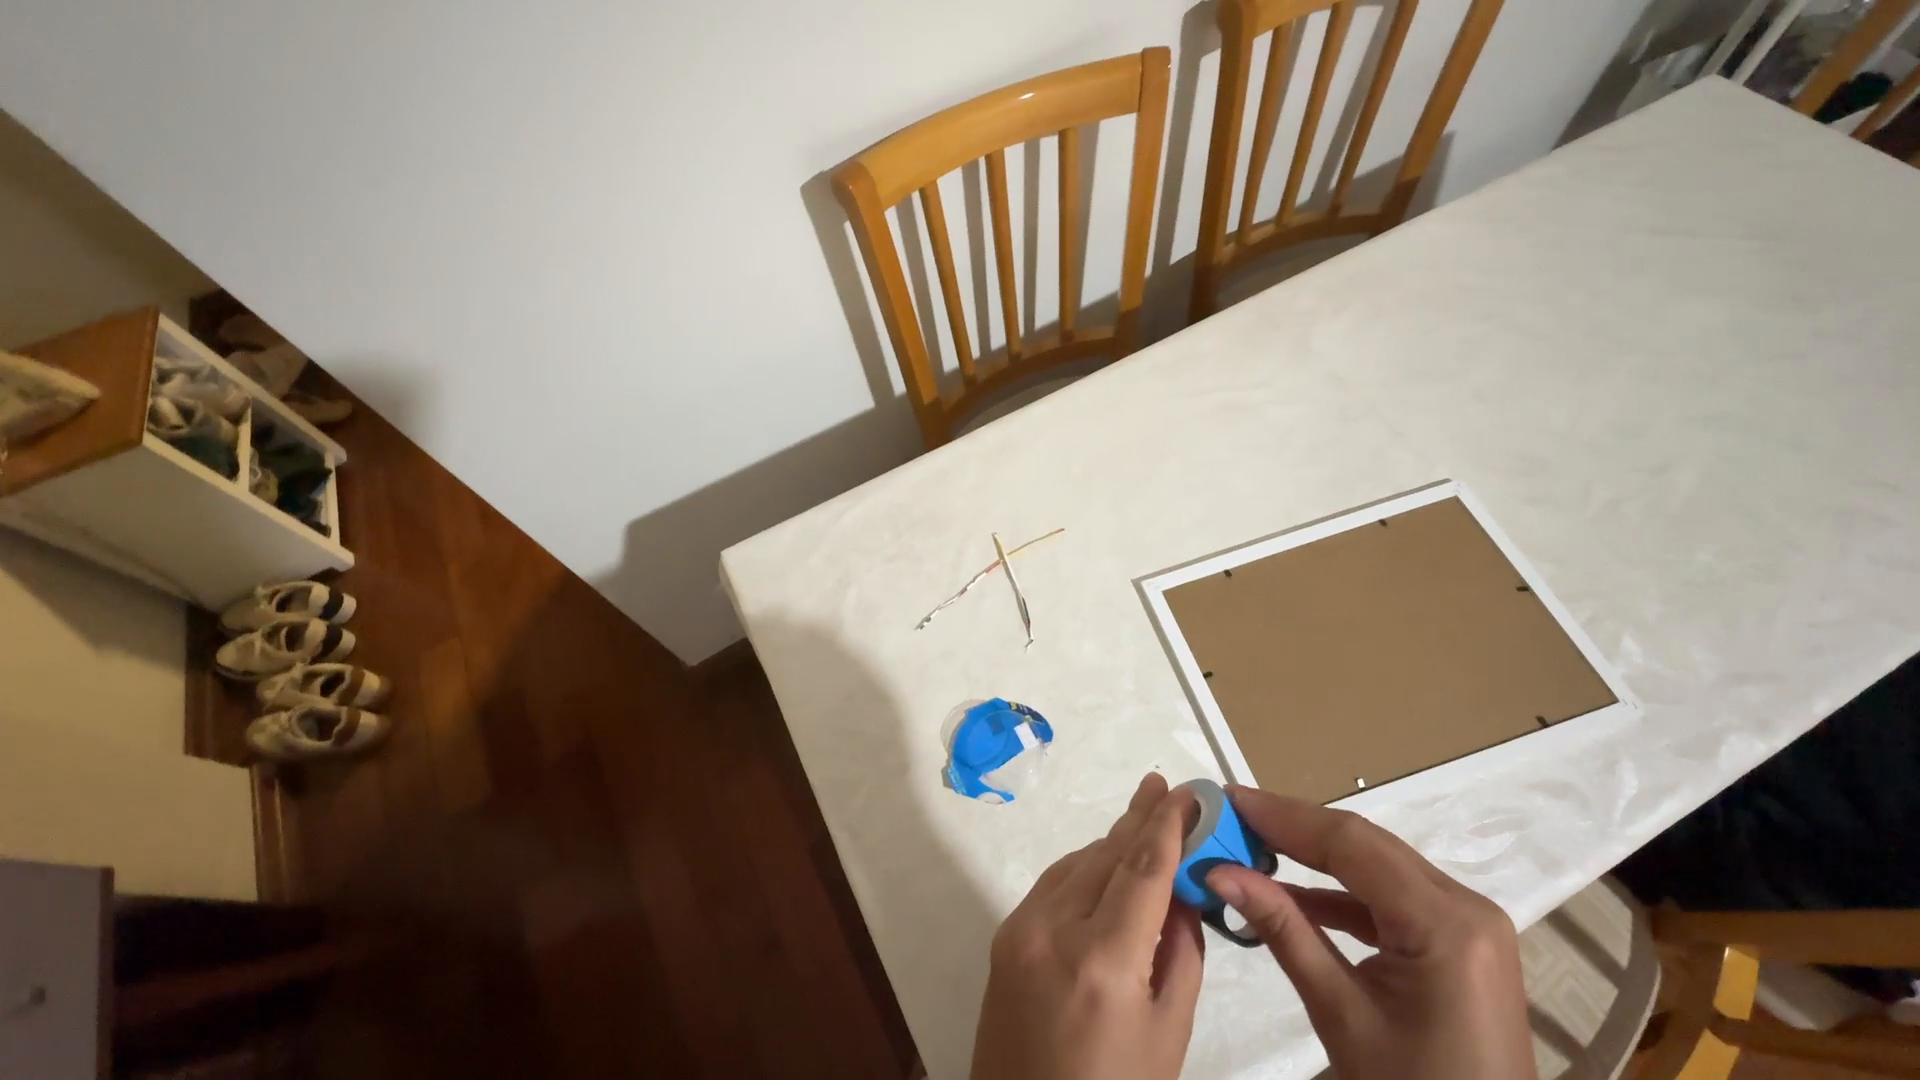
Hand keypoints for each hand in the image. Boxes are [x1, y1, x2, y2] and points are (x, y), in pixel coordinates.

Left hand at [970, 773, 1204, 1079]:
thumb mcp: (1167, 1032)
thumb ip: (1180, 954)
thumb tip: (1181, 893)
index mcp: (1102, 960)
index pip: (1142, 870)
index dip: (1167, 824)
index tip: (1185, 792)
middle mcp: (1053, 930)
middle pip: (1104, 856)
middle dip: (1138, 818)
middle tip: (1163, 785)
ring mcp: (1020, 930)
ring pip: (1074, 863)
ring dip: (1110, 840)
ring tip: (1144, 816)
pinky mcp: (1004, 936)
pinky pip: (1051, 885)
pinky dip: (1082, 867)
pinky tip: (1105, 861)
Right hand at [1208, 786, 1536, 1079]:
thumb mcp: (1340, 1013)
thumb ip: (1282, 931)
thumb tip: (1218, 872)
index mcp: (1445, 923)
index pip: (1351, 843)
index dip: (1284, 816)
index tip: (1228, 800)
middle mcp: (1466, 906)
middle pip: (1366, 845)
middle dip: (1294, 827)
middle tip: (1230, 816)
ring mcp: (1469, 922)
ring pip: (1378, 865)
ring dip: (1314, 855)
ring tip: (1251, 843)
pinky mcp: (1460, 940)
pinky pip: (1392, 898)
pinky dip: (1341, 893)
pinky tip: (1292, 893)